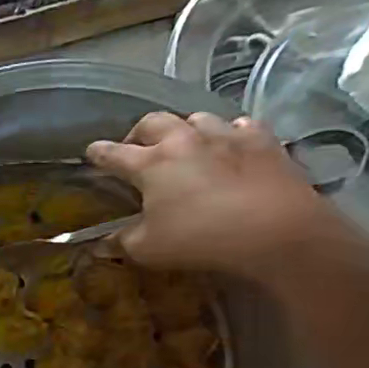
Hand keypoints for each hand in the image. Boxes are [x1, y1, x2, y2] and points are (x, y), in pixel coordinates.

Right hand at [85, 112, 349, 277]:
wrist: (278, 232)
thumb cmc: (200, 239)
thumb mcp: (147, 248)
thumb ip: (121, 241)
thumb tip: (100, 244)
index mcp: (150, 163)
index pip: (112, 153)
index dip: (97, 153)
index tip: (91, 153)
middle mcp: (185, 140)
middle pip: (154, 121)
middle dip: (139, 133)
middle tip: (137, 149)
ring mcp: (228, 136)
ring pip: (197, 118)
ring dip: (185, 130)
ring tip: (185, 147)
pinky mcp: (265, 141)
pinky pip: (241, 126)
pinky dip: (229, 134)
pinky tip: (229, 147)